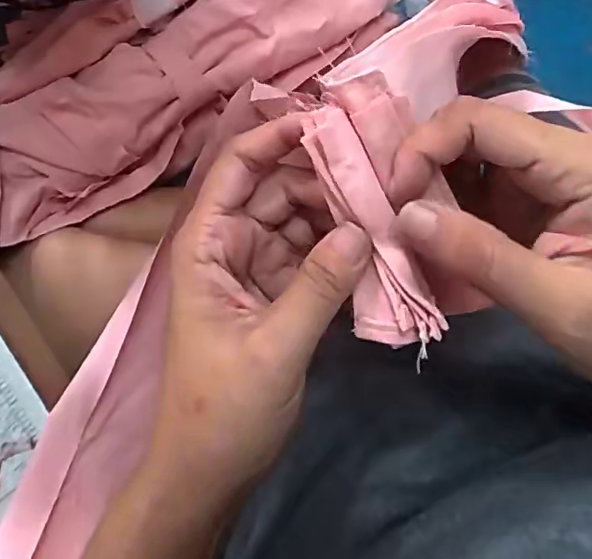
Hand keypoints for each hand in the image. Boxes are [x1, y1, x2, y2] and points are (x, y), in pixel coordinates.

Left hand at [144, 118, 370, 501]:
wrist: (207, 471)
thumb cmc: (222, 407)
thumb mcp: (274, 348)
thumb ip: (318, 287)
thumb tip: (362, 228)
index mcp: (206, 242)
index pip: (236, 168)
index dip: (273, 138)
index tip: (322, 120)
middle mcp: (227, 242)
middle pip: (274, 189)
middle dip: (320, 177)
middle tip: (378, 169)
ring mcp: (252, 265)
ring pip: (296, 219)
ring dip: (335, 211)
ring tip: (385, 202)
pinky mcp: (274, 290)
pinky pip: (308, 254)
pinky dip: (336, 247)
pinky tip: (373, 241)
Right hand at [389, 98, 591, 427]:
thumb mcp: (568, 310)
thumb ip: (483, 258)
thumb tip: (404, 215)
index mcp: (579, 163)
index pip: (476, 120)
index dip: (424, 147)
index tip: (397, 199)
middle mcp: (560, 151)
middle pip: (465, 128)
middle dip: (419, 164)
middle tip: (393, 214)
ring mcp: (547, 172)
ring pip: (463, 153)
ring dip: (427, 184)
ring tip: (405, 228)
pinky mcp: (534, 196)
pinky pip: (473, 181)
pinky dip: (443, 204)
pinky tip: (433, 236)